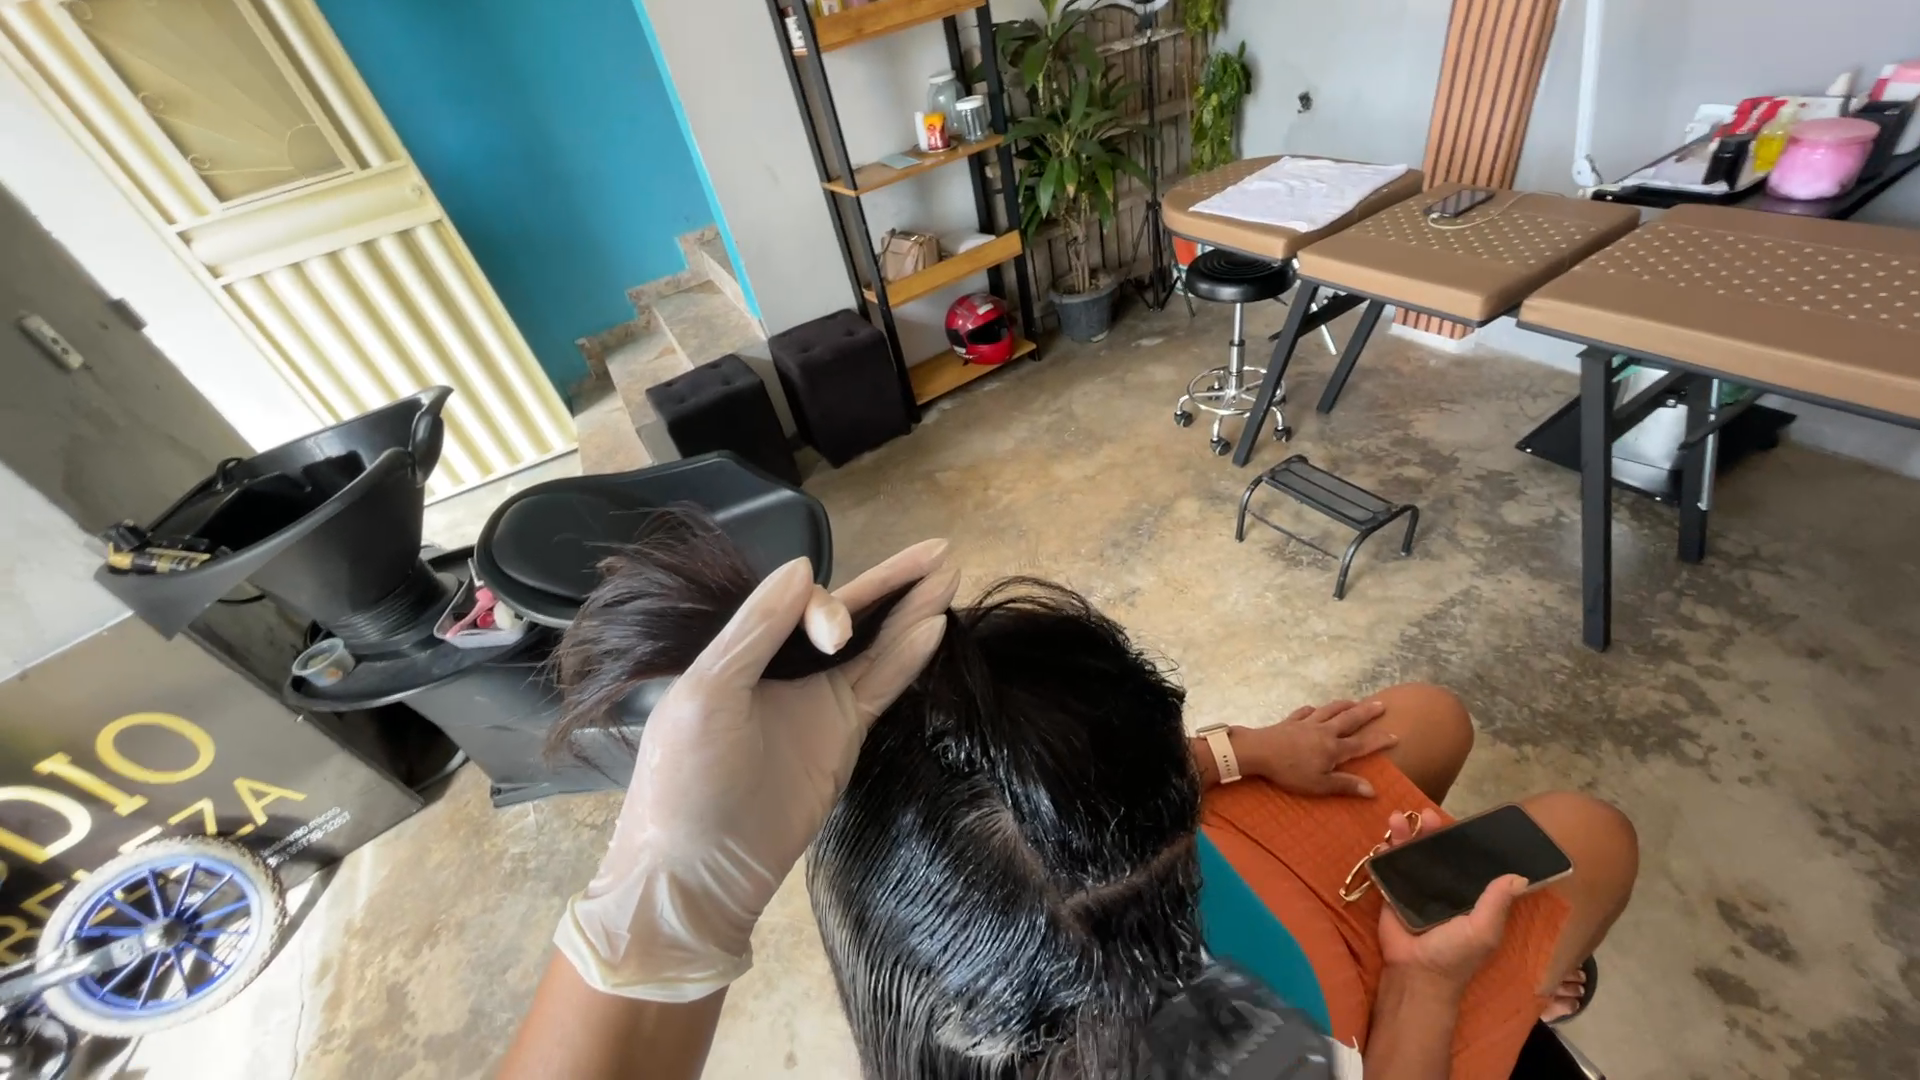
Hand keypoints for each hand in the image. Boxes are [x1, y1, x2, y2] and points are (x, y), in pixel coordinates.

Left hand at [555, 541, 960, 1001]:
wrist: (699, 872)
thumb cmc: (686, 778)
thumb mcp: (706, 692)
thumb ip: (755, 627)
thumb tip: (804, 565)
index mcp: (748, 648)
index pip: (804, 603)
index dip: (827, 608)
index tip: (831, 637)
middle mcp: (789, 666)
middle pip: (852, 613)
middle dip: (893, 580)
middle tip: (938, 550)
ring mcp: (821, 700)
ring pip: (876, 644)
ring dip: (911, 610)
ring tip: (950, 574)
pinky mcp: (846, 732)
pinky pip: (883, 683)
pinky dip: (909, 655)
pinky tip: (936, 625)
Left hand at [1235, 699, 1395, 796]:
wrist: (1258, 751)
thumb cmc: (1289, 771)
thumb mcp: (1319, 785)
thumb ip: (1345, 785)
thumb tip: (1373, 790)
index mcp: (1334, 749)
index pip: (1362, 744)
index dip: (1379, 740)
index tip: (1395, 735)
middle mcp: (1323, 731)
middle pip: (1349, 719)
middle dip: (1366, 712)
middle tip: (1381, 705)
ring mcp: (1305, 723)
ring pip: (1328, 710)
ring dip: (1342, 705)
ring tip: (1354, 701)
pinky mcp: (1289, 721)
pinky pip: (1304, 712)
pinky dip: (1312, 709)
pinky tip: (1313, 708)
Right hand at [1376, 811, 1528, 995]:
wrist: (1416, 971)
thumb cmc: (1455, 954)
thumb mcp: (1483, 930)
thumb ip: (1496, 903)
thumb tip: (1519, 876)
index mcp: (1465, 895)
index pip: (1463, 861)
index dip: (1459, 841)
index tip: (1456, 823)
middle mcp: (1440, 887)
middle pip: (1433, 851)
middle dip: (1428, 831)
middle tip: (1425, 815)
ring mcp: (1414, 887)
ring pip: (1409, 853)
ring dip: (1403, 834)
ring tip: (1397, 818)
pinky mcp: (1391, 890)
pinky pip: (1387, 866)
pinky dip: (1384, 851)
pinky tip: (1383, 841)